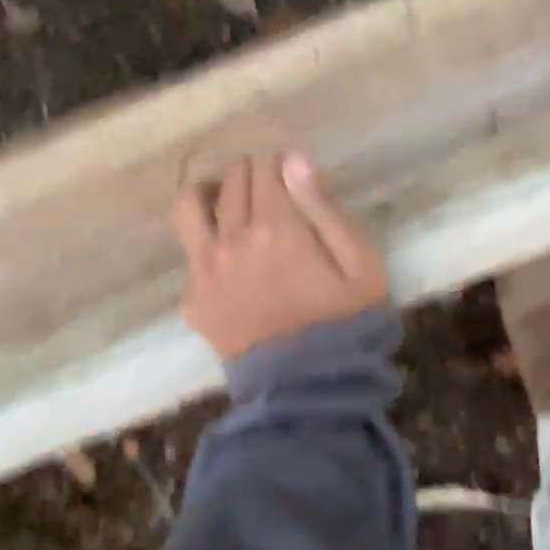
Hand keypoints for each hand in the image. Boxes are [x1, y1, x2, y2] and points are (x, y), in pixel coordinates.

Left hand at [172, 151, 389, 358]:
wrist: (307, 388)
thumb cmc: (346, 321)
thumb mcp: (359, 262)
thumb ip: (324, 208)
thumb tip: (294, 160)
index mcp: (277, 227)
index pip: (266, 167)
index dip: (282, 162)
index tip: (295, 172)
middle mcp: (232, 240)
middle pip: (232, 179)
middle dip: (253, 172)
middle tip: (274, 185)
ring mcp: (204, 270)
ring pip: (190, 205)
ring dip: (211, 191)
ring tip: (231, 201)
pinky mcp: (193, 299)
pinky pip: (189, 251)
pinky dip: (207, 239)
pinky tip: (231, 257)